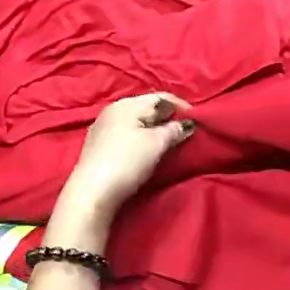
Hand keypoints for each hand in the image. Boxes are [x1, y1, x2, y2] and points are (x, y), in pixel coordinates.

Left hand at [48, 93, 193, 249]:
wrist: (91, 192)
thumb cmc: (126, 162)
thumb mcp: (156, 144)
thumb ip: (173, 130)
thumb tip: (186, 124)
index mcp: (126, 104)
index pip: (160, 97)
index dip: (181, 106)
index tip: (198, 121)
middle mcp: (112, 111)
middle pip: (146, 108)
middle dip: (167, 118)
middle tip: (185, 133)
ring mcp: (103, 129)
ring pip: (136, 122)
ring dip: (153, 129)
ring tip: (169, 143)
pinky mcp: (98, 146)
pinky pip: (126, 135)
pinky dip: (140, 139)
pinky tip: (146, 151)